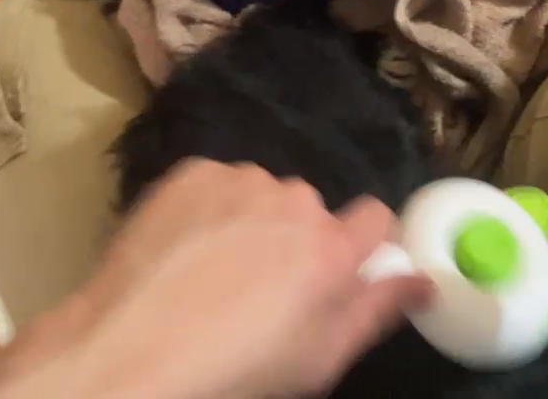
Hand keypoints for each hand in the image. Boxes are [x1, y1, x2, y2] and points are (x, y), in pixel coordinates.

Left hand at [0, 159, 433, 398]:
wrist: (123, 358)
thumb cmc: (233, 375)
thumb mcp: (318, 363)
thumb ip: (378, 310)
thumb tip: (424, 280)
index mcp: (331, 247)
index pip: (376, 217)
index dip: (365, 243)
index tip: (343, 270)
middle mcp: (295, 200)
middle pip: (313, 211)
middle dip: (297, 240)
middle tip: (259, 290)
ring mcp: (242, 179)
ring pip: (264, 195)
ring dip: (252, 222)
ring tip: (209, 272)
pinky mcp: (193, 171)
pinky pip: (219, 184)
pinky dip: (210, 208)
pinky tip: (181, 249)